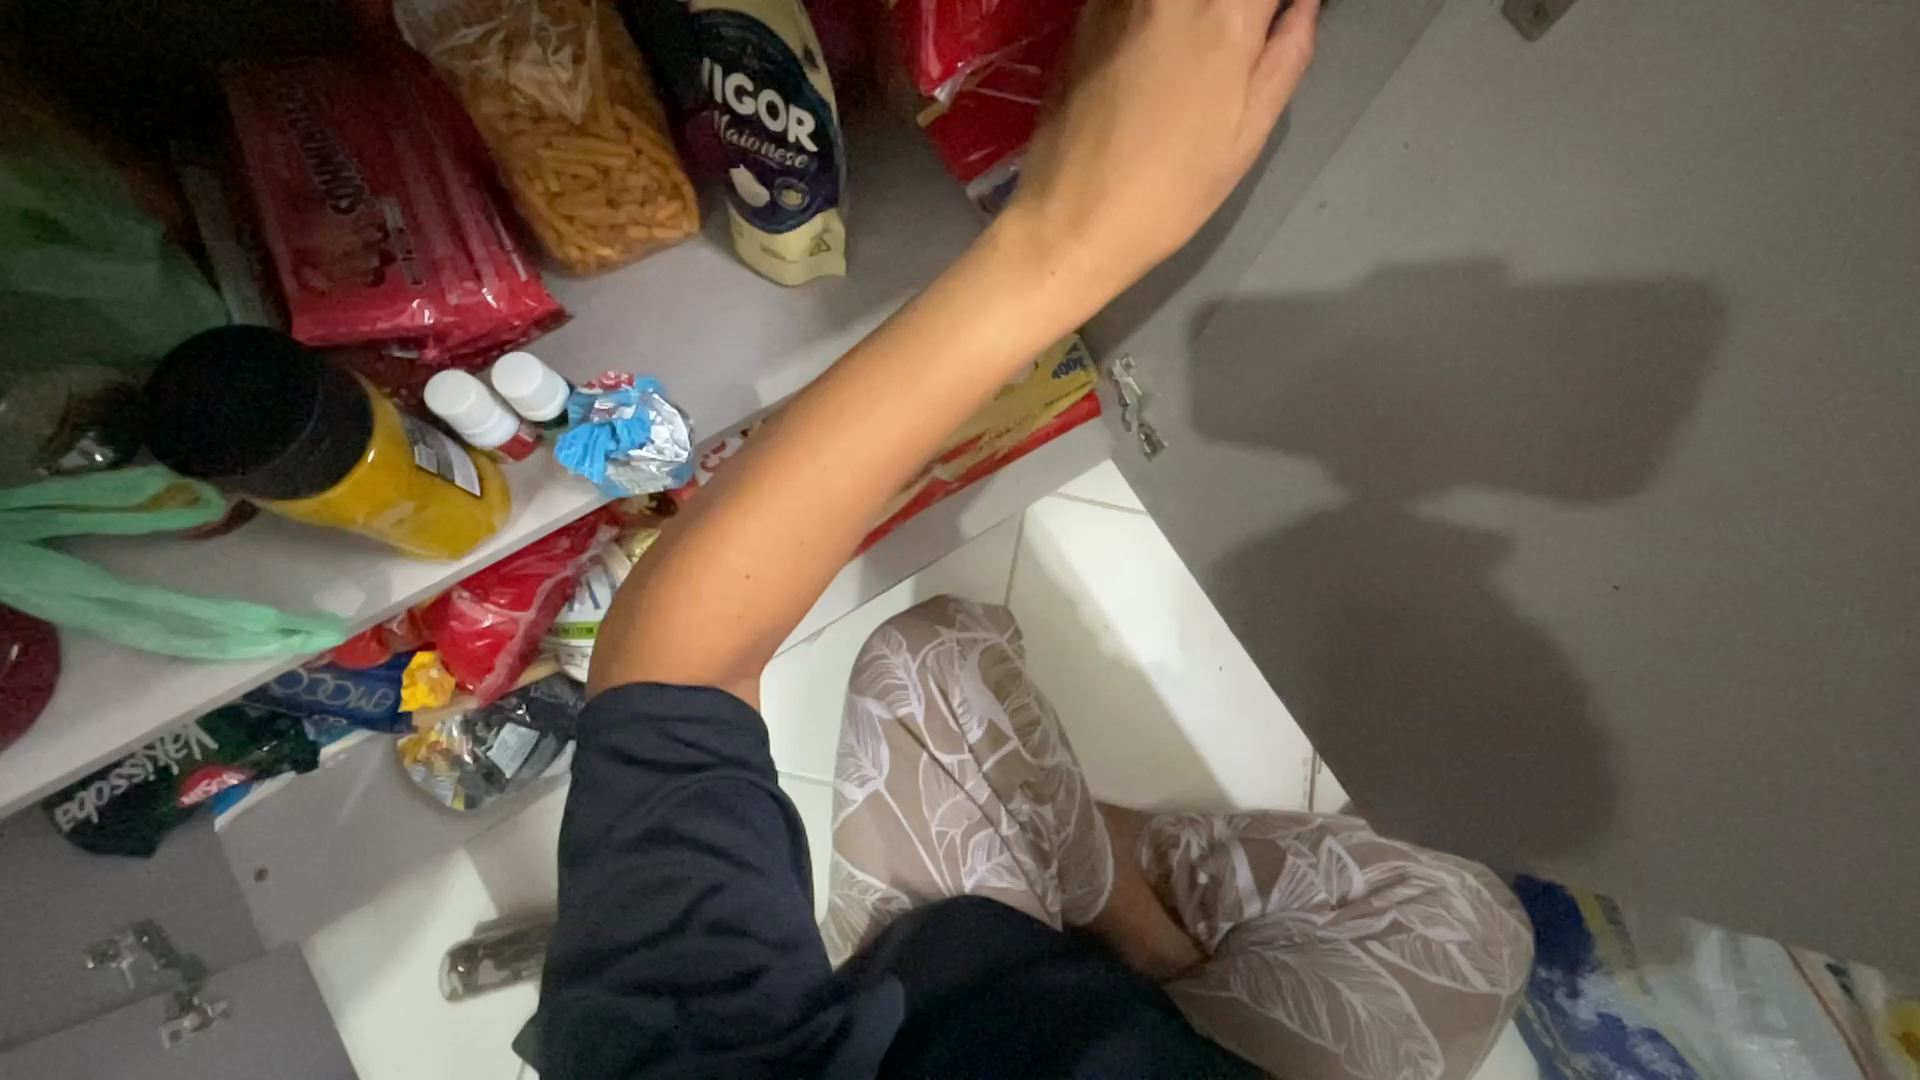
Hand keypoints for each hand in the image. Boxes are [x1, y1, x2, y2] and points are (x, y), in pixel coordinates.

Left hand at [998, 0, 1319, 304]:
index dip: (1272, 4)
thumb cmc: (1166, 197)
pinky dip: (1148, 12)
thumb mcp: (1244, 140)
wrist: (1070, 225)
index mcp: (1226, 15)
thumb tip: (1303, 5)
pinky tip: (1151, 50)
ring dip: (1193, 13)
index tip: (1271, 24)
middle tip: (1238, 35)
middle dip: (1232, 8)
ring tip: (1191, 57)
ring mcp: (1120, 0)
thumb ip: (1285, 57)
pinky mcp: (1084, 18)